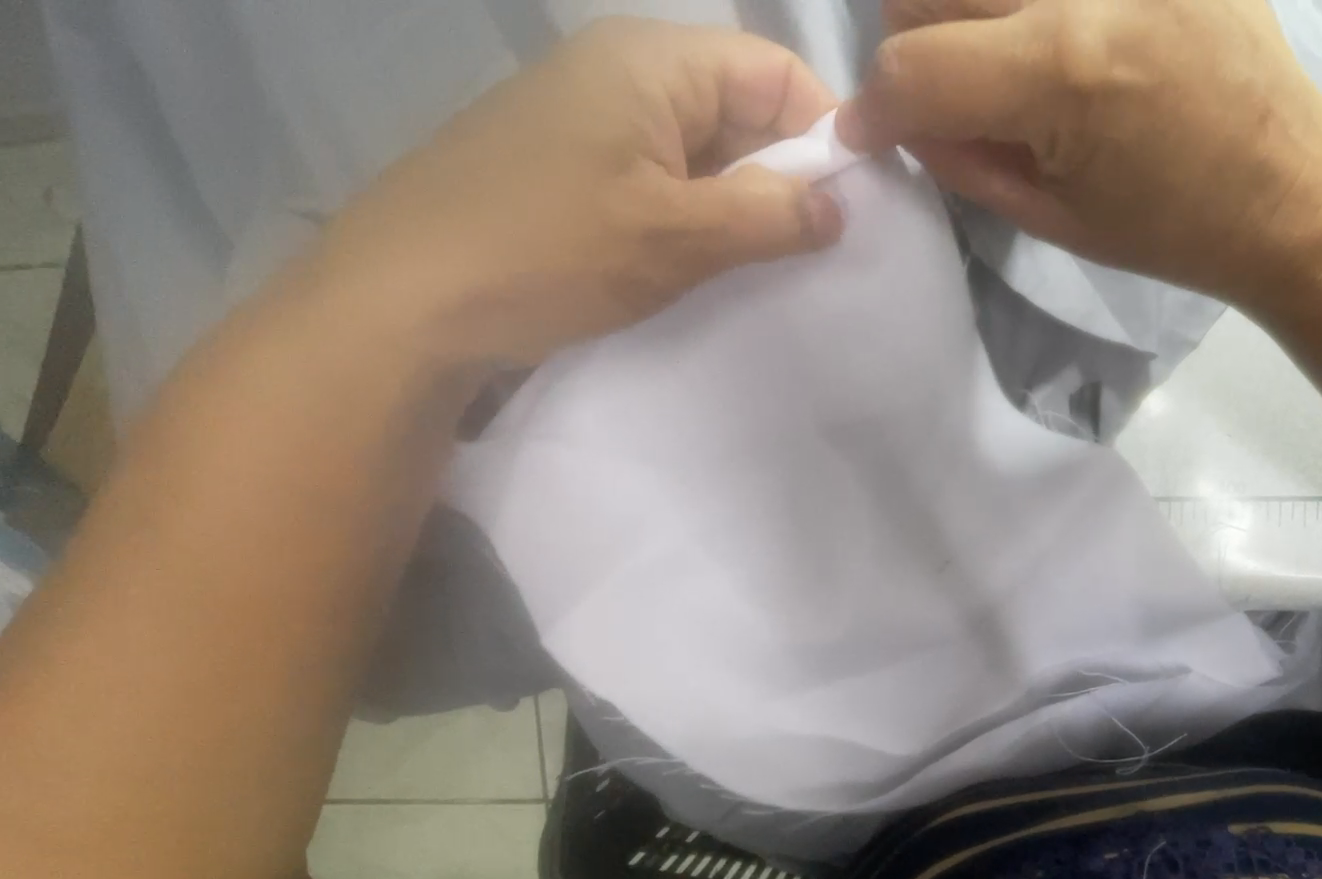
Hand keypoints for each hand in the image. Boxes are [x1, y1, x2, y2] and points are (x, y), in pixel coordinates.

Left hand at [303, 19, 845, 370]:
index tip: (852, 208)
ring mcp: (590, 127)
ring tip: (761, 269)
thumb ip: (769, 215)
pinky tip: (702, 271)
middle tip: (811, 252)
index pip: (774, 72)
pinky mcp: (569, 175)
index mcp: (650, 62)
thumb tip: (839, 208)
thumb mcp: (676, 235)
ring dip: (738, 210)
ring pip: (701, 157)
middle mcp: (620, 77)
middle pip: (739, 111)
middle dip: (782, 178)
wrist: (403, 305)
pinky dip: (694, 224)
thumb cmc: (548, 251)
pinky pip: (659, 186)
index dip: (824, 133)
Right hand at [840, 0, 1321, 298]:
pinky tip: (1050, 46)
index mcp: (1060, 71)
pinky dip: (1026, 16)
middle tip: (943, 95)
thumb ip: (963, 163)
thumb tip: (900, 122)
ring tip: (1006, 70)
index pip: (911, 65)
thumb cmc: (1174, 231)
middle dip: (914, 45)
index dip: (873, 107)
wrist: (1292, 194)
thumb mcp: (1053, 219)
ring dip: (965, 15)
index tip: (868, 133)